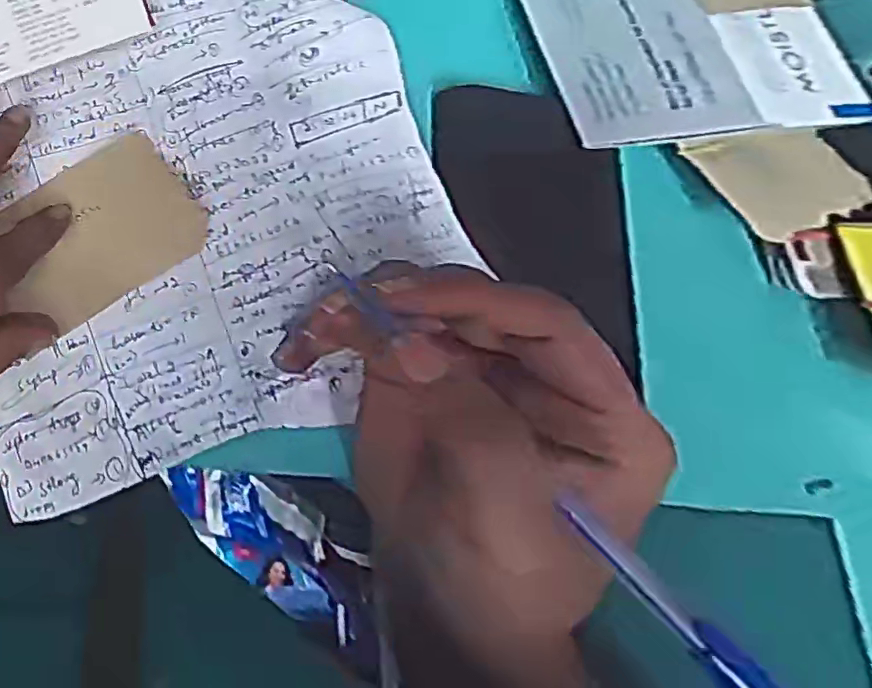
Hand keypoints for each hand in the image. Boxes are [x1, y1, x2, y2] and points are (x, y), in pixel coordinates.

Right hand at [273, 265, 674, 685]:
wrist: (444, 600)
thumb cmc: (501, 569)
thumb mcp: (505, 506)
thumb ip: (471, 421)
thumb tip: (407, 344)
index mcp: (592, 406)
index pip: (542, 322)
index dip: (471, 298)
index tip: (394, 299)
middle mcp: (530, 373)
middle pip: (469, 301)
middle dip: (402, 296)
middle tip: (341, 309)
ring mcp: (466, 369)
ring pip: (414, 303)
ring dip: (357, 307)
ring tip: (315, 330)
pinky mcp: (408, 373)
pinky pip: (370, 329)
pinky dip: (332, 329)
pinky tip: (303, 348)